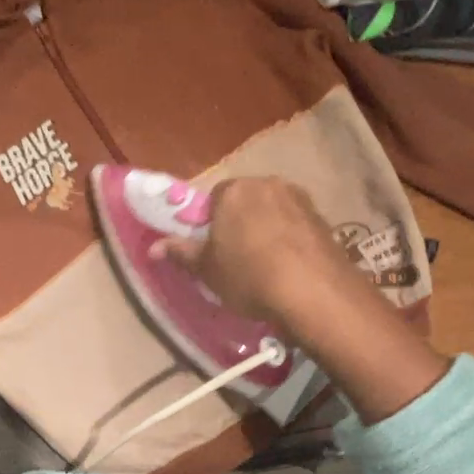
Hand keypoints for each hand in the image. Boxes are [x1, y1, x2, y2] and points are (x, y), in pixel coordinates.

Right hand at [156, 177, 366, 326]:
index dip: (208, 224)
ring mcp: (298, 198)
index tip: (210, 248)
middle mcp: (266, 183)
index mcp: (233, 191)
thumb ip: (180, 253)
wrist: (311, 290)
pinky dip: (287, 239)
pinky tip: (286, 266)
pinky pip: (293, 224)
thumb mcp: (206, 270)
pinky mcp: (321, 216)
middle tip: (233, 258)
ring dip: (265, 229)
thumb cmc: (248, 276)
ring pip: (271, 211)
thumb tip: (153, 247)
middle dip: (238, 223)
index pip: (212, 198)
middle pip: (244, 201)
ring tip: (263, 265)